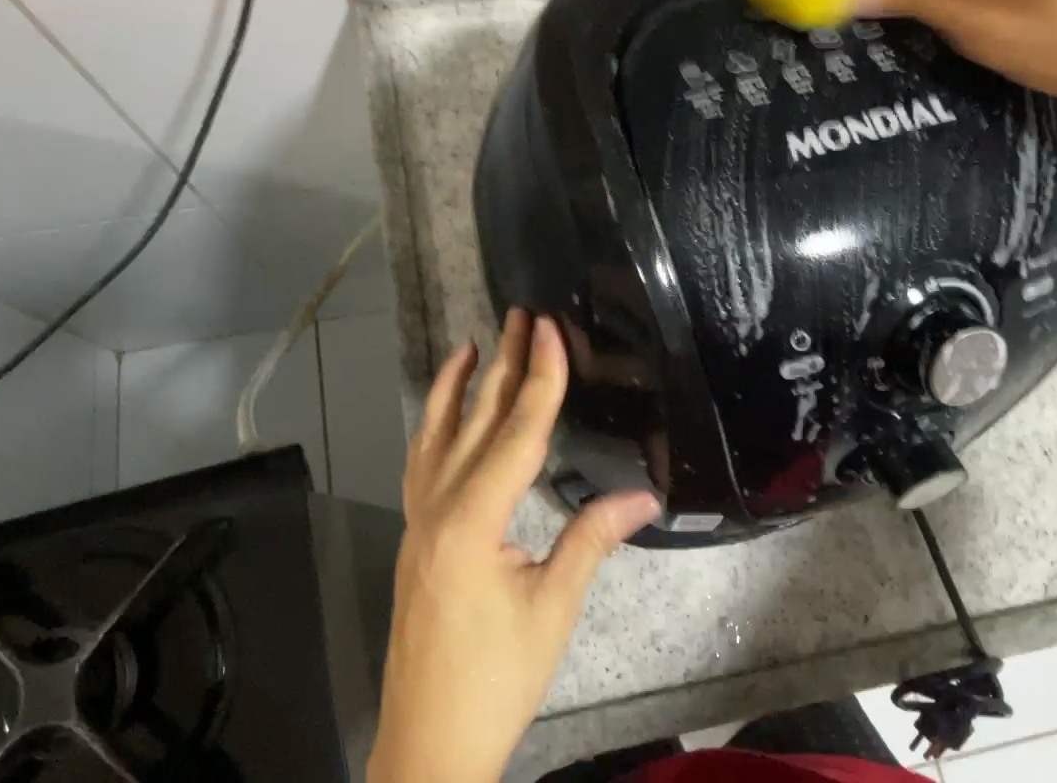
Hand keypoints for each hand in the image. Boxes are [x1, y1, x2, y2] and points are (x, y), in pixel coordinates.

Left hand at [369, 310, 662, 782]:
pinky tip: (444, 418)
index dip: (540, 379)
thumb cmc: (497, 677)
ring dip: (455, 389)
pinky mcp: (414, 536)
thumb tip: (642, 495)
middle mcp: (437, 506)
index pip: (516, 433)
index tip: (550, 331)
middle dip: (503, 366)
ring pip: (435, 437)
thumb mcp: (552, 608)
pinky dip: (433, 429)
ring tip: (471, 346)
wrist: (430, 738)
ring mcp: (418, 520)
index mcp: (472, 519)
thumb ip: (590, 540)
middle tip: (521, 317)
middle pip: (475, 422)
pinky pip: (420, 465)